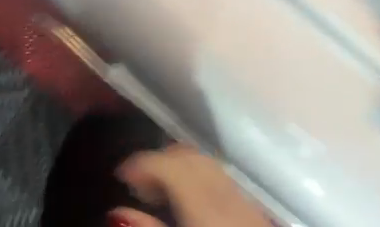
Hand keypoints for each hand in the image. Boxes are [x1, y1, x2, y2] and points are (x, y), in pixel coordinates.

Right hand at [115, 146, 271, 226]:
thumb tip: (119, 213)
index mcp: (208, 211)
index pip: (171, 165)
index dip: (141, 163)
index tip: (119, 176)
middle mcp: (233, 201)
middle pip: (193, 159)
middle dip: (162, 163)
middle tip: (137, 186)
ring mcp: (252, 210)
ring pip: (212, 168)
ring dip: (183, 172)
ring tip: (161, 196)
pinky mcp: (261, 221)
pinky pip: (227, 186)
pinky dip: (203, 185)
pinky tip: (193, 209)